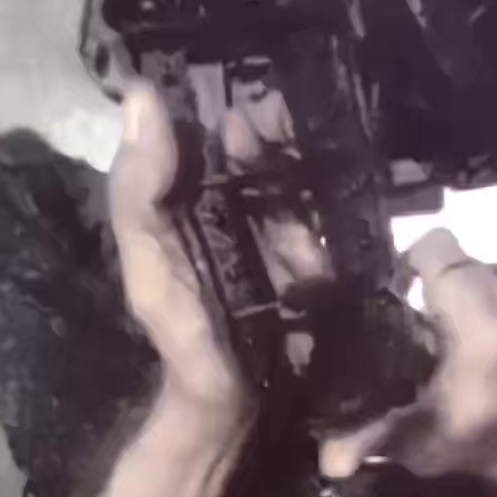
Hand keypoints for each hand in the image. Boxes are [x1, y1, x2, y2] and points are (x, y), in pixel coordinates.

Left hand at [109, 84, 330, 417]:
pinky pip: (332, 224)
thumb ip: (138, 193)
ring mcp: (283, 236)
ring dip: (319, 156)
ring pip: (305, 181)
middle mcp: (240, 211)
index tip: (252, 95)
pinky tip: (357, 176)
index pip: (212, 137)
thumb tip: (143, 98)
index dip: (230, 106)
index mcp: (193, 203)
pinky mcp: (318, 264)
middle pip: (266, 152)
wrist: (230, 401)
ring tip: (334, 133)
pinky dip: (343, 201)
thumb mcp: (147, 265)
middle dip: (285, 126)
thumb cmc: (182, 334)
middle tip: (302, 111)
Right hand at [321, 229, 496, 482]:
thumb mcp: (412, 441)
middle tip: (422, 323)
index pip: (437, 249)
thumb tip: (327, 462)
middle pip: (466, 263)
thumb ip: (366, 439)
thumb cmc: (474, 448)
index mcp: (477, 323)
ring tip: (462, 327)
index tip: (396, 292)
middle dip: (439, 285)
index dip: (410, 262)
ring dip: (478, 291)